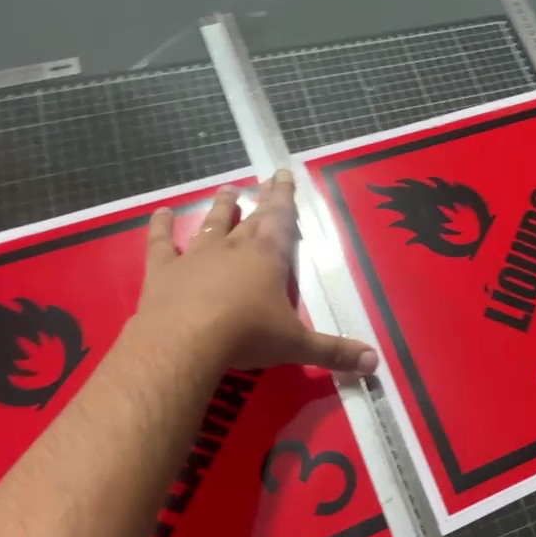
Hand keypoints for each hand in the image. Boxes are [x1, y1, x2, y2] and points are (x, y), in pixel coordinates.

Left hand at [130, 171, 377, 376]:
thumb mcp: (297, 346)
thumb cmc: (247, 336)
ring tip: (225, 190)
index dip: (284, 196)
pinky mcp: (164, 271)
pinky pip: (162, 243)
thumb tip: (374, 362)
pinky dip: (161, 227)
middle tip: (264, 180)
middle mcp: (234, 247)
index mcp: (268, 256)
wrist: (184, 342)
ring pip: (210, 224)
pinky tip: (161, 213)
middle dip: (261, 199)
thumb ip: (334, 352)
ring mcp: (196, 256)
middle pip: (251, 216)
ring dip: (219, 208)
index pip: (281, 218)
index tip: (283, 174)